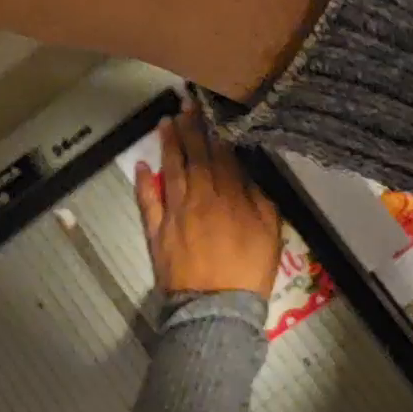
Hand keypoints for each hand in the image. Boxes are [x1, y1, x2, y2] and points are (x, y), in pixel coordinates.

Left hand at [135, 106, 281, 296]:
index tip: (208, 108)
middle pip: (195, 156)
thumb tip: (246, 170)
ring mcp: (176, 213)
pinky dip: (143, 183)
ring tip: (165, 122)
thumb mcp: (270, 231)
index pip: (222, 155)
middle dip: (190, 127)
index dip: (215, 130)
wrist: (217, 308)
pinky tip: (141, 165)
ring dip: (168, 145)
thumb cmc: (249, 271)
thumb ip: (259, 197)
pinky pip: (148, 202)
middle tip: (185, 103)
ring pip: (171, 171)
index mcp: (231, 195)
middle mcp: (201, 197)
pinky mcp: (158, 231)